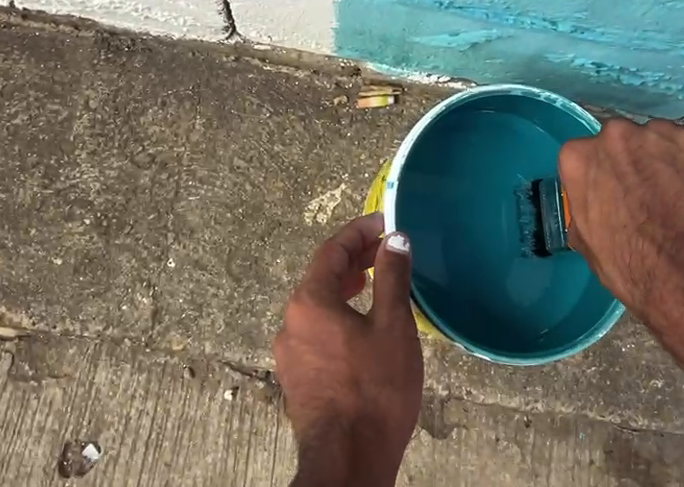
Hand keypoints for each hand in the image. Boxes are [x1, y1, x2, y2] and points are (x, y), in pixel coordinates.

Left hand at [274, 212, 422, 486]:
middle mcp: (290, 321)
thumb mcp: (392, 326)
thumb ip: (391, 276)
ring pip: (318, 303)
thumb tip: (394, 239)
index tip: (385, 221)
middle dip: (354, 257)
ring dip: (346, 286)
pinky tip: (362, 324)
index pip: (332, 250)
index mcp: (309, 302)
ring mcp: (290, 352)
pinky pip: (316, 329)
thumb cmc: (374, 390)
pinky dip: (338, 313)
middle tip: (386, 250)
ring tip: (376, 281)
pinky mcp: (297, 376)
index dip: (359, 231)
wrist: (348, 462)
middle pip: (322, 275)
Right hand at [558, 117, 683, 327]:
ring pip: (665, 141)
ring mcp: (664, 132)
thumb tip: (595, 204)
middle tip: (656, 197)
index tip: (619, 196)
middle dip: (637, 162)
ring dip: (673, 163)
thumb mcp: (590, 245)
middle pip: (624, 141)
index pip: (586, 156)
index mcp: (581, 157)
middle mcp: (618, 133)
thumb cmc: (636, 270)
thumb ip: (586, 209)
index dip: (605, 176)